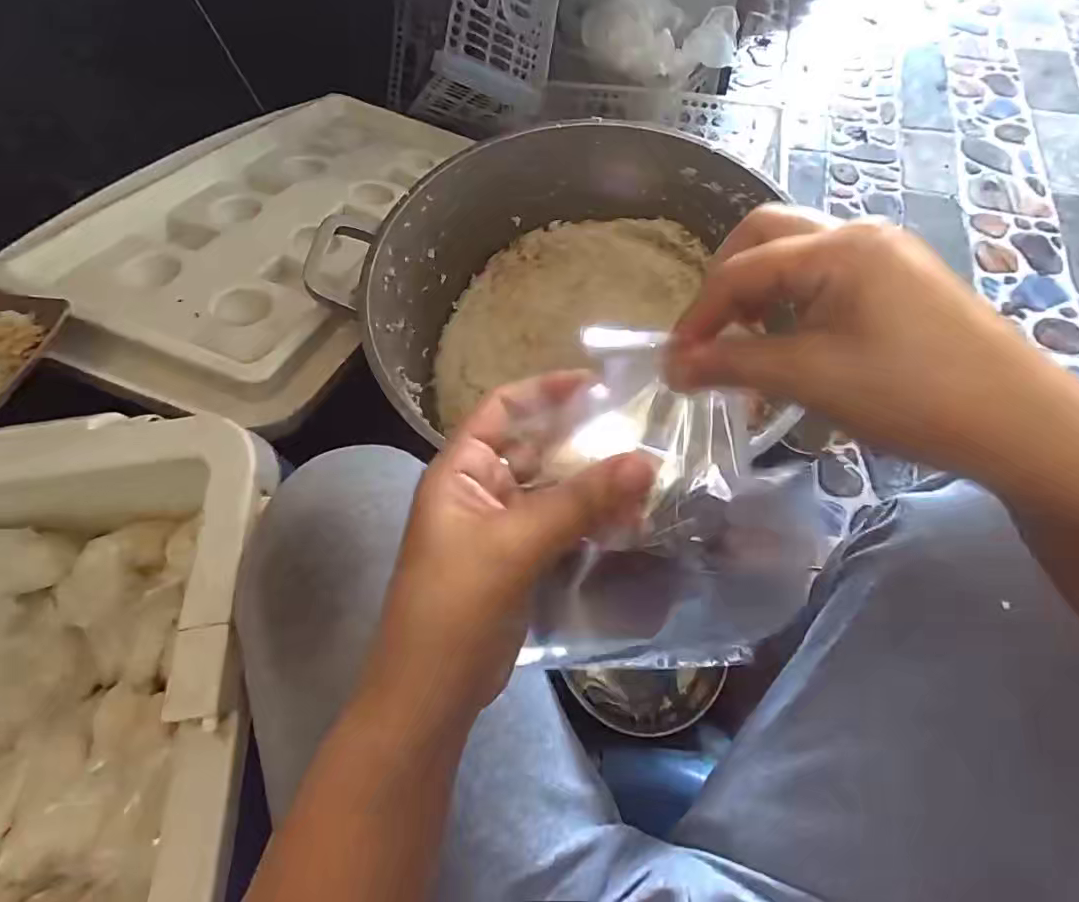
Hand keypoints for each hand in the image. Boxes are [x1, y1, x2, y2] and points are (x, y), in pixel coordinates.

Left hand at [361, 373, 656, 716]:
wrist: (431, 694)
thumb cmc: (456, 606)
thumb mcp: (516, 545)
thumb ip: (580, 502)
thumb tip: (646, 461)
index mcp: (460, 471)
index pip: (502, 409)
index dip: (544, 390)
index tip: (597, 385)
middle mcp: (479, 489)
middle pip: (535, 447)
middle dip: (582, 440)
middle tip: (638, 432)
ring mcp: (501, 526)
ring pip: (553, 489)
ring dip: (592, 483)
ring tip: (644, 478)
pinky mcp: (520, 558)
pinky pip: (560, 524)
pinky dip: (590, 519)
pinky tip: (629, 519)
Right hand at [665, 205, 1078, 489]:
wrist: (1023, 425)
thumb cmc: (910, 395)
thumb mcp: (809, 378)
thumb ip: (732, 364)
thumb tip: (671, 367)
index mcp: (837, 247)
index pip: (741, 270)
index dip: (698, 316)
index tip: (674, 362)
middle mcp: (860, 233)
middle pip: (766, 237)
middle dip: (725, 284)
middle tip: (709, 336)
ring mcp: (886, 254)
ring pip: (796, 255)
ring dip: (759, 292)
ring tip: (748, 342)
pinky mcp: (901, 280)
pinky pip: (827, 276)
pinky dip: (794, 301)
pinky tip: (795, 340)